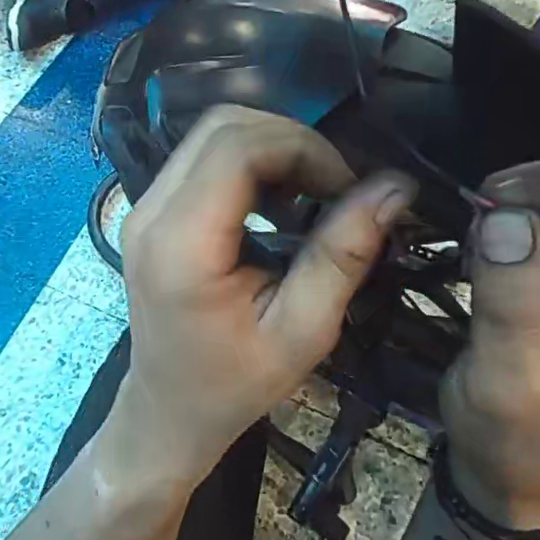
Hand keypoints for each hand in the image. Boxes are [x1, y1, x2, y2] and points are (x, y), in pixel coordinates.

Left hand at [119, 106, 415, 480]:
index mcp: (181, 245)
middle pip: (224, 126)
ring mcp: (144, 206)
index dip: (304, 149)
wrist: (168, 413)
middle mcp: (151, 212)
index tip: (346, 187)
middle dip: (292, 141)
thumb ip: (343, 255)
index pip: (238, 149)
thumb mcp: (302, 330)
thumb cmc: (234, 385)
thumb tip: (394, 188)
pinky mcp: (153, 209)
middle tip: (334, 186)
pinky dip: (252, 160)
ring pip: (213, 132)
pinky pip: (204, 155)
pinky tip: (279, 199)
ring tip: (311, 191)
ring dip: (273, 147)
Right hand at [440, 157, 539, 527]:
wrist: (510, 475)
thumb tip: (506, 214)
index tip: (499, 194)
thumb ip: (515, 303)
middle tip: (482, 201)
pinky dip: (533, 218)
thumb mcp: (511, 385)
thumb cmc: (516, 445)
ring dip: (538, 201)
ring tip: (482, 223)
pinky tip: (496, 237)